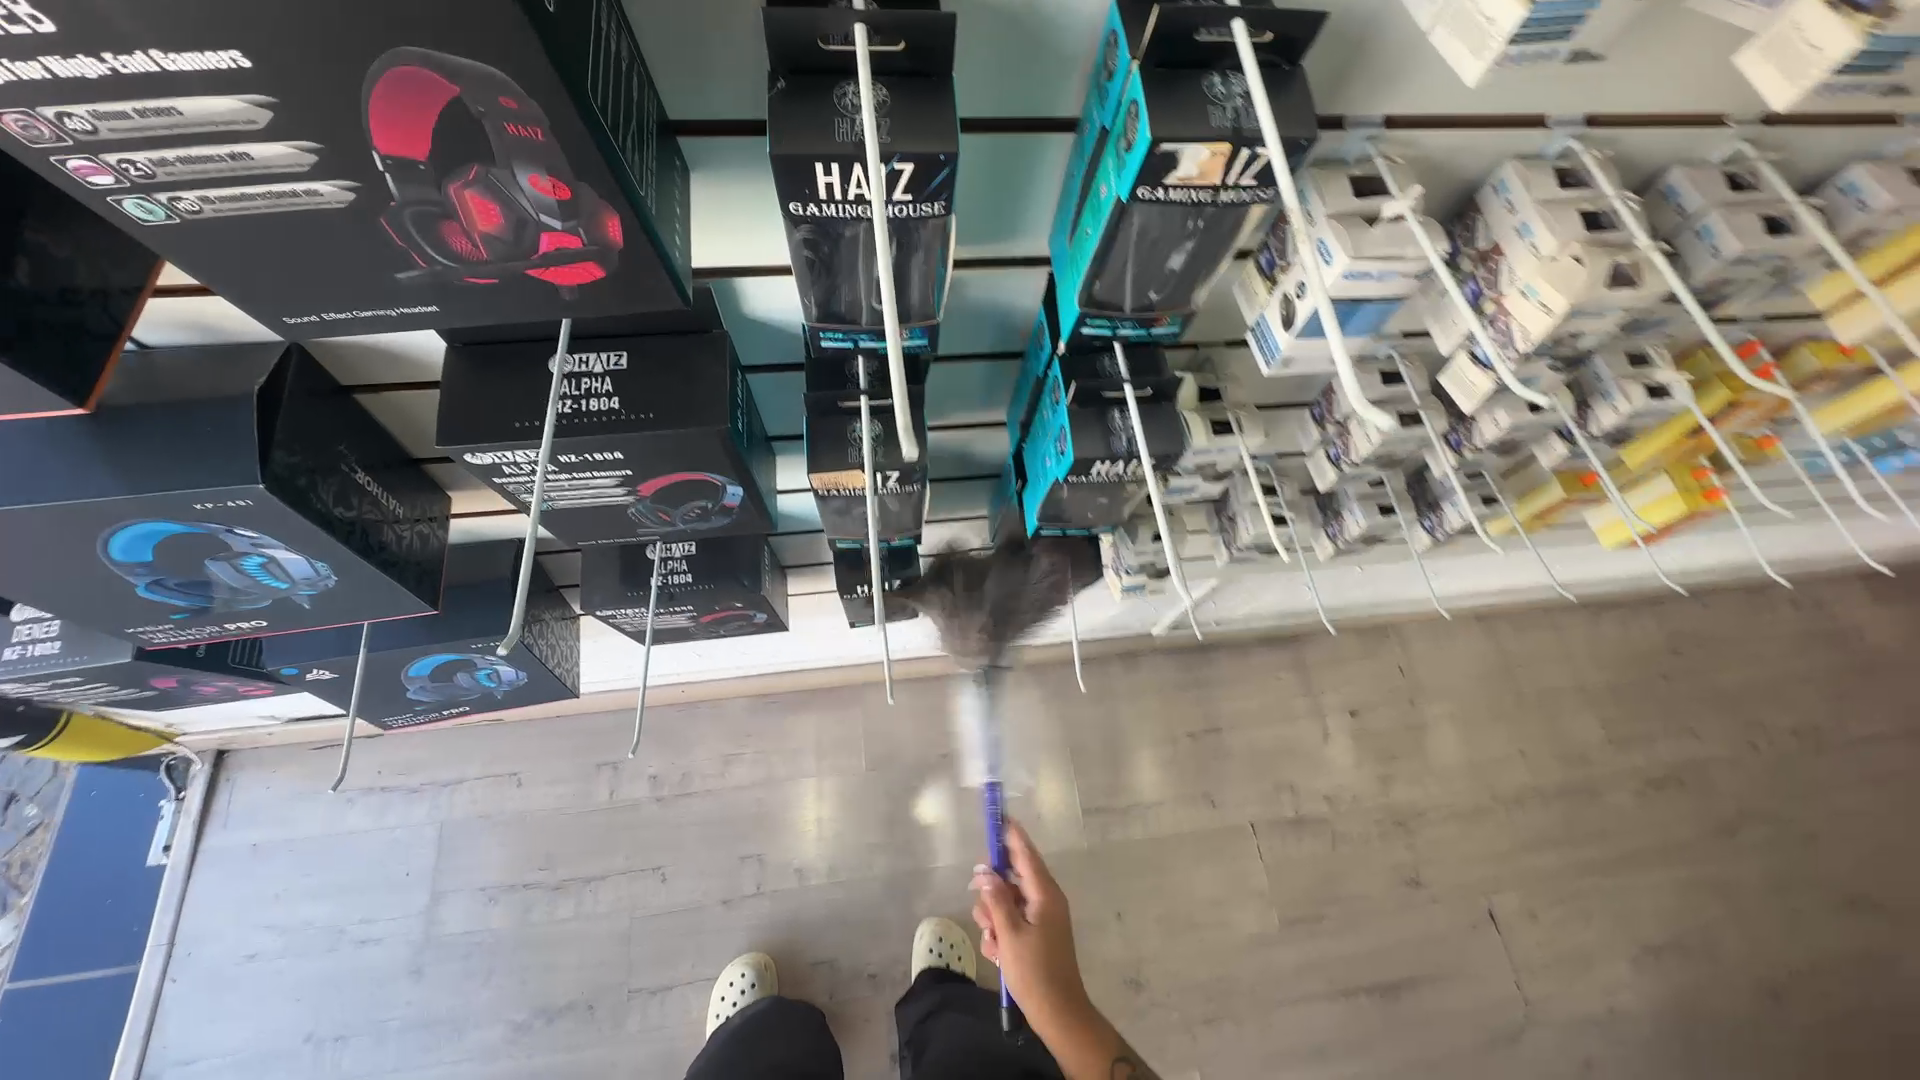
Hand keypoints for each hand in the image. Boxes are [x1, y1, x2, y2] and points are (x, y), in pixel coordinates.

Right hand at [970, 819, 1091, 1027]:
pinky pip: (1011, 921)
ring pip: (1007, 902)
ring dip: (993, 919)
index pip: (1026, 854)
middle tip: (983, 910)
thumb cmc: (1035, 971)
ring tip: (994, 943)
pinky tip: (998, 954)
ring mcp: (1041, 918)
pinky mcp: (1036, 934)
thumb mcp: (1009, 934)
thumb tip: (985, 872)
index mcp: (1045, 894)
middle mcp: (1045, 900)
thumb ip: (996, 900)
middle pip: (1011, 878)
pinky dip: (1001, 934)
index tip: (999, 817)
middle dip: (992, 893)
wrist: (1058, 1013)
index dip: (1011, 836)